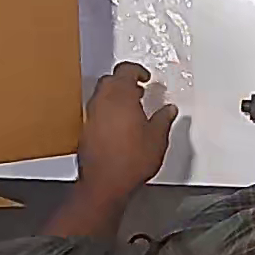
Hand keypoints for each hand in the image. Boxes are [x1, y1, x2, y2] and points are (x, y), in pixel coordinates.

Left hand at [77, 62, 178, 202]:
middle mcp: (102, 103)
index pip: (125, 71)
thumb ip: (163, 119)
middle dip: (124, 81)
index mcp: (120, 97)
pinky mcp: (85, 131)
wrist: (105, 183)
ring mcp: (91, 117)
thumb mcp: (157, 138)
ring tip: (131, 108)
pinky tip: (120, 126)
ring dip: (115, 97)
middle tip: (138, 90)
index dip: (137, 71)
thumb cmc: (131, 160)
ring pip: (101, 96)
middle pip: (110, 80)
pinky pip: (96, 113)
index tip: (145, 77)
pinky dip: (108, 112)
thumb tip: (169, 109)